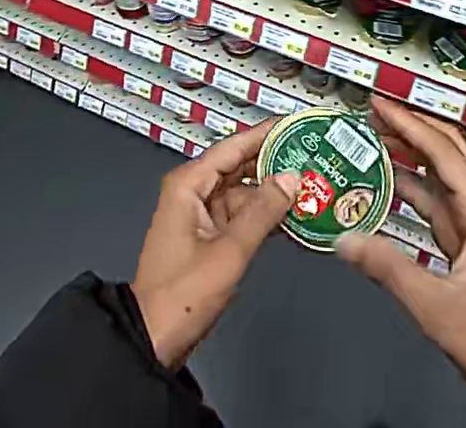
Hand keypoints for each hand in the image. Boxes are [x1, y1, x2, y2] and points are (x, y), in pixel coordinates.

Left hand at [131, 121, 300, 367]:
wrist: (152, 341)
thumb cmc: (184, 293)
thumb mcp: (229, 250)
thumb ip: (263, 212)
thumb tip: (293, 177)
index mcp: (189, 184)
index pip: (233, 146)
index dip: (265, 133)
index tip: (295, 124)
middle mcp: (193, 191)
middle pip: (239, 167)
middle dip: (274, 162)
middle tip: (312, 155)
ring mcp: (200, 215)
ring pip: (242, 193)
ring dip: (272, 192)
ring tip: (312, 184)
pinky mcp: (207, 237)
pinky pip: (240, 215)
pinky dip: (263, 215)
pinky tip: (292, 216)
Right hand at [337, 98, 465, 421]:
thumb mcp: (438, 308)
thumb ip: (388, 270)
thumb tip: (344, 240)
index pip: (443, 153)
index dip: (410, 124)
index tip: (380, 105)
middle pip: (447, 154)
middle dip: (411, 128)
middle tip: (374, 114)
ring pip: (440, 177)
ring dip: (409, 155)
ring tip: (374, 139)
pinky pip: (435, 204)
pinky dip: (411, 188)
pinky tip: (388, 183)